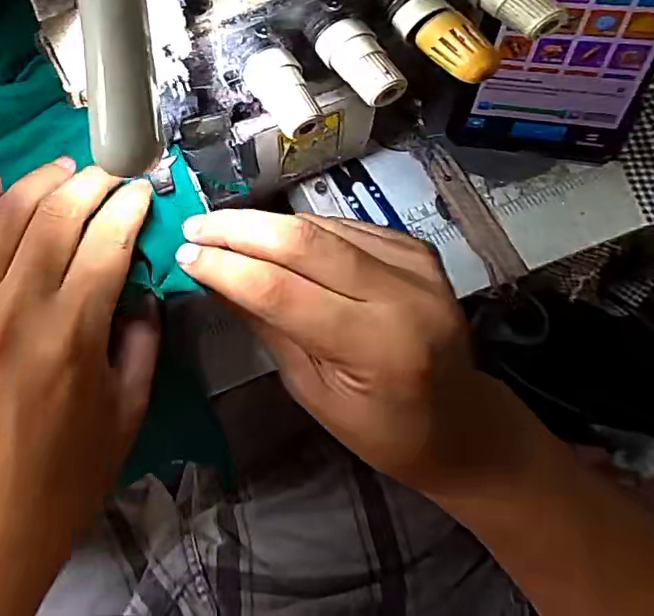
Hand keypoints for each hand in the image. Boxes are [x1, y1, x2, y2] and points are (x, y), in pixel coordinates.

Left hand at [0, 160, 159, 615]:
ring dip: (38, 181)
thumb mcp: (126, 415)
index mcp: (72, 333)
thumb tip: (142, 289)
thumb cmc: (60, 481)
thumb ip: (142, 342)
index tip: (141, 191)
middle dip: (90, 182)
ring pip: (5, 216)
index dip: (129, 206)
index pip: (107, 240)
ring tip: (63, 168)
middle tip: (108, 174)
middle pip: (57, 215)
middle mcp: (18, 307)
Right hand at [177, 211, 544, 501]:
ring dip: (264, 223)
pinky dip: (299, 229)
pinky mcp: (414, 247)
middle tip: (196, 225)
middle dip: (239, 228)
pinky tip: (271, 235)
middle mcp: (401, 295)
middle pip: (302, 241)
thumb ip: (266, 326)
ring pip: (319, 225)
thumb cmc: (385, 430)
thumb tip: (212, 276)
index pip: (282, 290)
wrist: (468, 424)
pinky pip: (342, 226)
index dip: (226, 266)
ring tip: (222, 228)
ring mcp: (414, 264)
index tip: (185, 253)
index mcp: (377, 346)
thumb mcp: (314, 392)